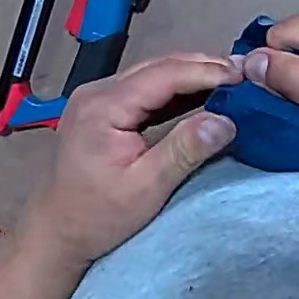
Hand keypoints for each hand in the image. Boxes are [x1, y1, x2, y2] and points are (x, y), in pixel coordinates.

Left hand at [16, 55, 240, 270]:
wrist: (55, 231)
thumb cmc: (98, 216)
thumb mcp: (145, 189)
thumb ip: (183, 150)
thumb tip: (225, 120)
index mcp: (104, 106)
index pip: (163, 75)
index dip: (205, 71)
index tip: (242, 75)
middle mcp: (97, 90)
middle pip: (157, 66)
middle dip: (201, 67)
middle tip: (243, 73)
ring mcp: (96, 95)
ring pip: (150, 72)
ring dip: (189, 74)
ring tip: (229, 80)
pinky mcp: (100, 105)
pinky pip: (142, 86)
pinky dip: (173, 87)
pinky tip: (199, 92)